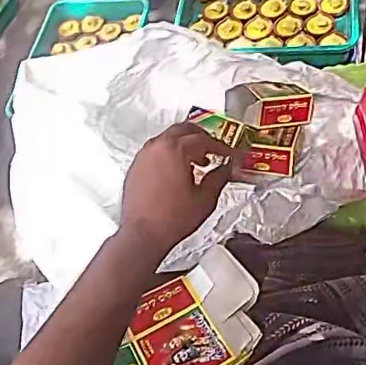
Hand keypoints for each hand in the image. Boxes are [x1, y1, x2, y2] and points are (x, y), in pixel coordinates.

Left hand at [116, 122, 233, 256]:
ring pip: (168, 138)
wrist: (142, 235)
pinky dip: (170, 153)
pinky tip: (179, 169)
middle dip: (203, 137)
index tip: (229, 154)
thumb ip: (219, 178)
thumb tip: (226, 169)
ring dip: (185, 144)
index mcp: (175, 150)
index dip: (221, 147)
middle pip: (184, 129)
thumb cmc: (168, 220)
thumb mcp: (205, 199)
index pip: (204, 140)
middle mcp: (156, 148)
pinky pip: (156, 150)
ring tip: (198, 160)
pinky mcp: (136, 166)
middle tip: (215, 149)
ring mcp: (143, 156)